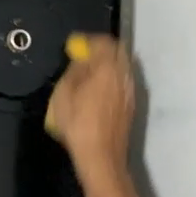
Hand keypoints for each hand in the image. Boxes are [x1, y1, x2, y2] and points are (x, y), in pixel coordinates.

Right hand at [46, 34, 135, 177]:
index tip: (74, 45)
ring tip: (88, 74)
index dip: (88, 40)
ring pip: (122, 67)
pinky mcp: (131, 105)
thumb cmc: (78, 124)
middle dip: (101, 50)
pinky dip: (111, 79)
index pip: (104, 42)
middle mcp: (124, 75)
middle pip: (118, 52)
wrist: (101, 157)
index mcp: (108, 68)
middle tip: (83, 57)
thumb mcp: (64, 93)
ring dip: (108, 65)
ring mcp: (131, 91)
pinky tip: (97, 91)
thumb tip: (81, 59)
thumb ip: (74, 70)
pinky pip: (122, 81)